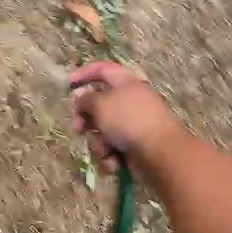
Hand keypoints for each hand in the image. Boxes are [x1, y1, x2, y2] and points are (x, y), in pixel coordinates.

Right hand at [69, 60, 185, 173]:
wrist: (162, 154)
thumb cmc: (128, 121)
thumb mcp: (100, 104)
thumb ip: (85, 99)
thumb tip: (81, 99)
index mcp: (126, 84)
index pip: (103, 70)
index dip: (85, 73)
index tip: (69, 84)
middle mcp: (131, 102)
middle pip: (100, 105)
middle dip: (86, 119)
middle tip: (77, 128)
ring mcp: (135, 126)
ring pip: (105, 130)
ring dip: (98, 142)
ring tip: (103, 150)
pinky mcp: (137, 147)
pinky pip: (115, 148)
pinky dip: (110, 156)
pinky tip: (113, 162)